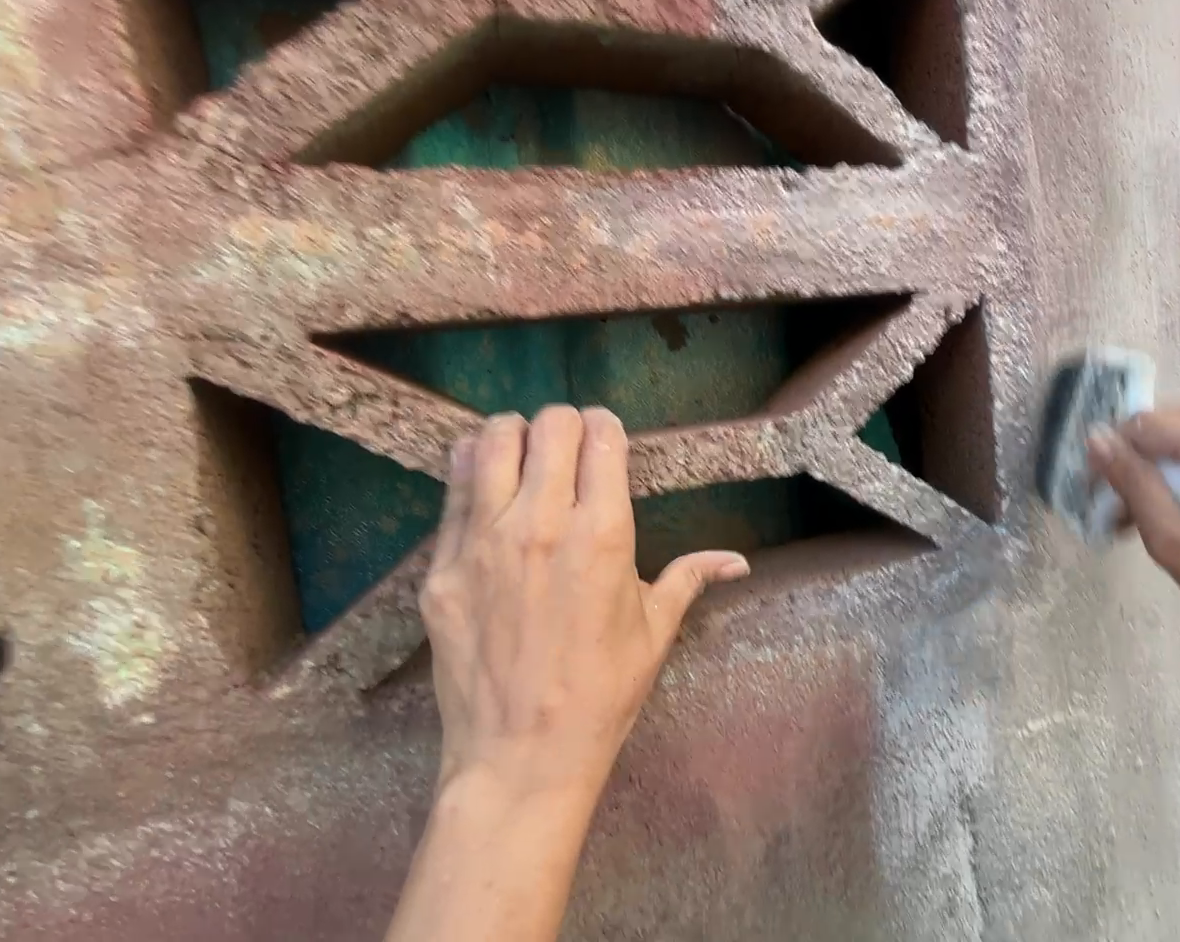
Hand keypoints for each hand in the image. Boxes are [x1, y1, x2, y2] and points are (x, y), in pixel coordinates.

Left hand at [420, 406, 749, 808]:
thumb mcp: (656, 630)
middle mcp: (542, 524)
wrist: (520, 756)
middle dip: (565, 424)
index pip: (600, 437)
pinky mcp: (441, 567)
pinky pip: (452, 489)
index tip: (607, 438)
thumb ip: (692, 577)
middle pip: (549, 425)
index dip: (607, 427)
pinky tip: (488, 488)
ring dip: (514, 436)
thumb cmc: (604, 691)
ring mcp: (482, 543)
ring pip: (491, 442)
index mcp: (604, 534)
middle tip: (569, 447)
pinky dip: (472, 471)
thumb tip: (739, 562)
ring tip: (525, 456)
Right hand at [1087, 406, 1179, 631]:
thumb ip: (1134, 483)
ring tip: (1132, 510)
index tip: (1096, 488)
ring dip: (1152, 466)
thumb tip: (1097, 439)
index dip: (1114, 451)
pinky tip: (1163, 506)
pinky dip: (1178, 471)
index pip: (1149, 424)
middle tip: (1111, 500)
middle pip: (1167, 424)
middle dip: (1133, 457)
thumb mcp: (1172, 540)